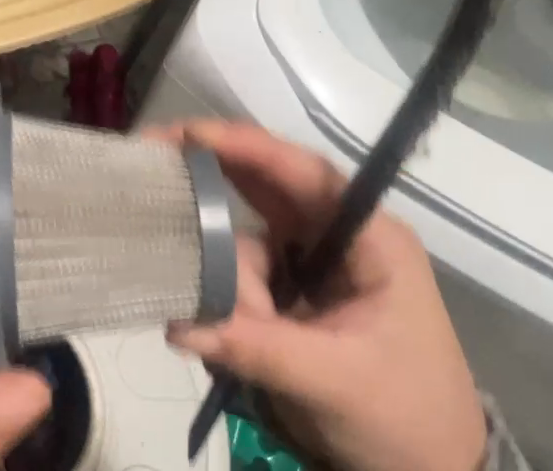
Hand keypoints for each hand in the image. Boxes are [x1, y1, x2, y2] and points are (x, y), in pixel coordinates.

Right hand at [155, 120, 486, 470]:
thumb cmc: (405, 418)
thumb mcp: (336, 382)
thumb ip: (258, 347)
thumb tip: (178, 324)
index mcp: (369, 238)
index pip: (303, 173)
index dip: (245, 147)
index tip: (186, 135)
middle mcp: (334, 234)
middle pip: (261, 184)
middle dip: (207, 176)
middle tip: (147, 169)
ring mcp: (308, 258)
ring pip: (238, 234)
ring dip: (218, 271)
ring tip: (228, 326)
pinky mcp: (286, 285)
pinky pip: (234, 268)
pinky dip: (217, 289)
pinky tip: (213, 323)